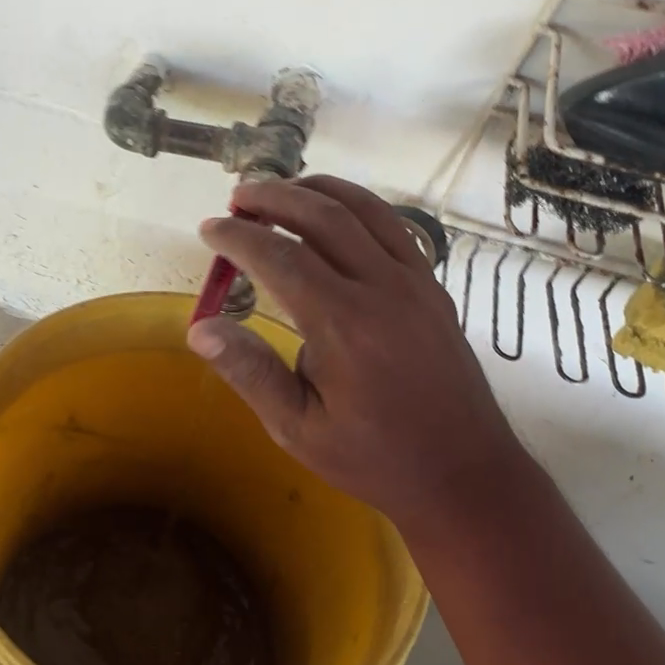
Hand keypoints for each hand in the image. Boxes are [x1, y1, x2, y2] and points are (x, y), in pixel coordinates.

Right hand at [189, 176, 533, 529]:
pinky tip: (333, 215)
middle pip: (323, 216)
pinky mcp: (433, 288)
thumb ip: (250, 371)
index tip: (208, 229)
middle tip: (236, 198)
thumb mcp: (297, 428)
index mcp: (344, 325)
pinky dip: (355, 207)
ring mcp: (416, 284)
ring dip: (316, 191)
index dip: (238, 237)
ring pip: (364, 210)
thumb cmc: (372, 457)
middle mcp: (383, 290)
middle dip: (273, 198)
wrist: (463, 473)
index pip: (280, 257)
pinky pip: (392, 227)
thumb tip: (200, 329)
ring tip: (278, 191)